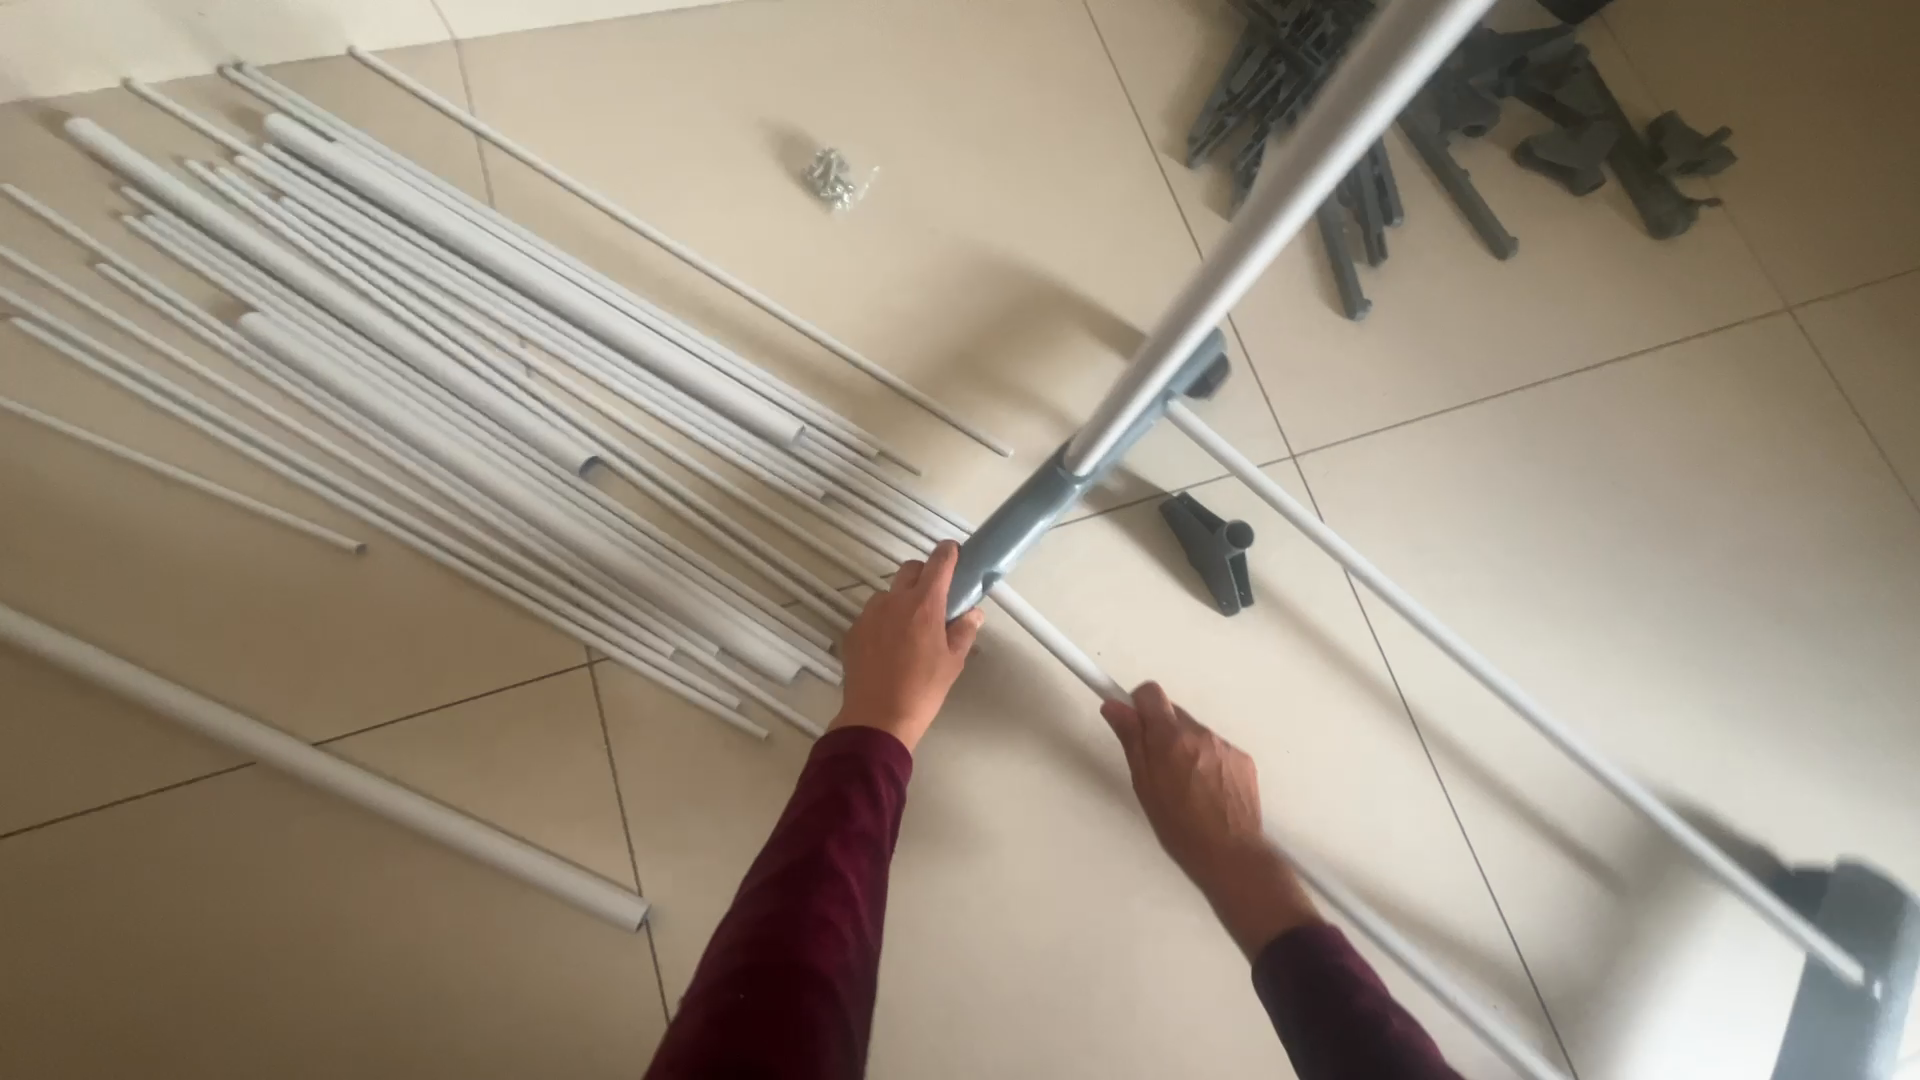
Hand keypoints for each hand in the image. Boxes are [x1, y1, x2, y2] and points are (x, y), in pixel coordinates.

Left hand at [830, 540, 985, 753]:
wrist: (877, 717)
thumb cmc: (923, 690)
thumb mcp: (953, 662)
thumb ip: (964, 631)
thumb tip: (973, 614)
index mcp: (924, 604)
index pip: (938, 563)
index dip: (947, 553)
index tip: (953, 551)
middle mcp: (894, 601)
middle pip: (910, 569)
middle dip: (924, 573)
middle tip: (935, 594)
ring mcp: (869, 614)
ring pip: (888, 592)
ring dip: (900, 598)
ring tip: (909, 626)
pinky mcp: (853, 630)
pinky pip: (872, 614)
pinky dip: (883, 619)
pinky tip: (889, 644)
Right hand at [1102, 682, 1320, 956]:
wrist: (1231, 856)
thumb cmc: (1178, 826)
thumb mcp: (1144, 784)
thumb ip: (1131, 739)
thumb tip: (1114, 706)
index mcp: (1171, 737)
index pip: (1150, 693)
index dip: (1137, 704)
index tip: (1132, 722)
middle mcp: (1200, 732)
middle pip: (1173, 713)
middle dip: (1161, 730)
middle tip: (1156, 765)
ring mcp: (1225, 745)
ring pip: (1194, 732)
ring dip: (1185, 747)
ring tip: (1184, 785)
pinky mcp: (1243, 759)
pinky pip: (1216, 748)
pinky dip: (1207, 761)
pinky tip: (1206, 791)